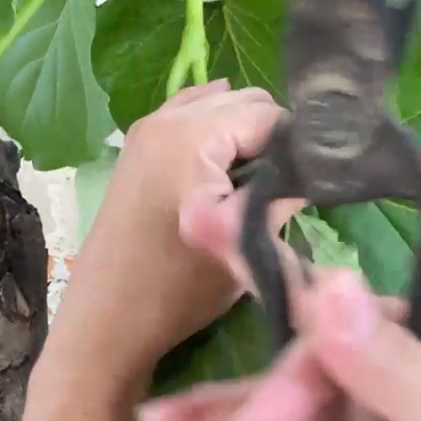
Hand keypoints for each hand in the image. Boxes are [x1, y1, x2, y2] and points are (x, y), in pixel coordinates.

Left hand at [46, 82, 291, 398]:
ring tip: (256, 181)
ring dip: (243, 133)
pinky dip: (214, 129)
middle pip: (244, 101)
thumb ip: (282, 197)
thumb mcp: (243, 244)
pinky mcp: (139, 149)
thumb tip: (313, 171)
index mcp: (192, 136)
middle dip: (271, 136)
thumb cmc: (177, 289)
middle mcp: (167, 119)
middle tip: (284, 185)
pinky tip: (228, 162)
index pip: (270, 115)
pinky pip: (188, 115)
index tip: (309, 183)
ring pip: (218, 104)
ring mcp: (147, 130)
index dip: (297, 146)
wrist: (108, 318)